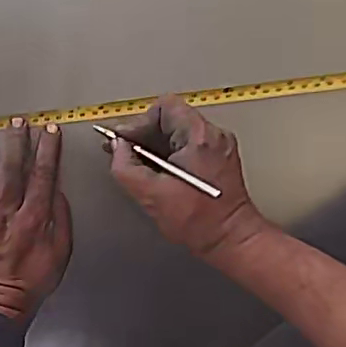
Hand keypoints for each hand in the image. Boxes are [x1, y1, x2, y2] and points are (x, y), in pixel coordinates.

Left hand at [0, 119, 73, 322]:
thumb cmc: (29, 284)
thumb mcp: (61, 253)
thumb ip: (60, 220)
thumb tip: (57, 195)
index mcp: (31, 220)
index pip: (42, 175)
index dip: (47, 150)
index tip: (49, 133)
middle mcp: (3, 216)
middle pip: (10, 170)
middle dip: (16, 142)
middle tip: (18, 124)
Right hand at [107, 94, 265, 256]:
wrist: (228, 239)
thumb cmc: (199, 221)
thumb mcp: (149, 193)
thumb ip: (124, 165)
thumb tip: (117, 147)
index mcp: (199, 137)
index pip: (163, 107)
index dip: (138, 123)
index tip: (125, 142)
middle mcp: (213, 137)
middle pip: (170, 119)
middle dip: (144, 135)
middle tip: (127, 153)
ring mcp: (218, 147)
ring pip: (177, 133)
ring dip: (155, 146)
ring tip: (142, 167)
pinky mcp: (218, 159)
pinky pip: (186, 146)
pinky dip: (168, 155)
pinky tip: (158, 173)